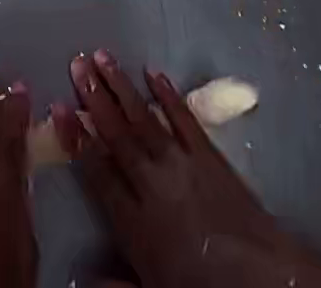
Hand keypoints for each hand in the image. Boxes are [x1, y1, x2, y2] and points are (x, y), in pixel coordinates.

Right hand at [57, 51, 320, 287]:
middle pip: (117, 134)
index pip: (96, 170)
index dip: (75, 137)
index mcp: (133, 220)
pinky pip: (184, 119)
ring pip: (144, 118)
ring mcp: (181, 164)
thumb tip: (76, 278)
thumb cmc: (201, 287)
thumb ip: (112, 283)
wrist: (261, 279)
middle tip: (77, 64)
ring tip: (103, 56)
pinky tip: (153, 73)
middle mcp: (152, 183)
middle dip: (94, 97)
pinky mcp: (209, 155)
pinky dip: (168, 95)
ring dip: (122, 86)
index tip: (58, 107)